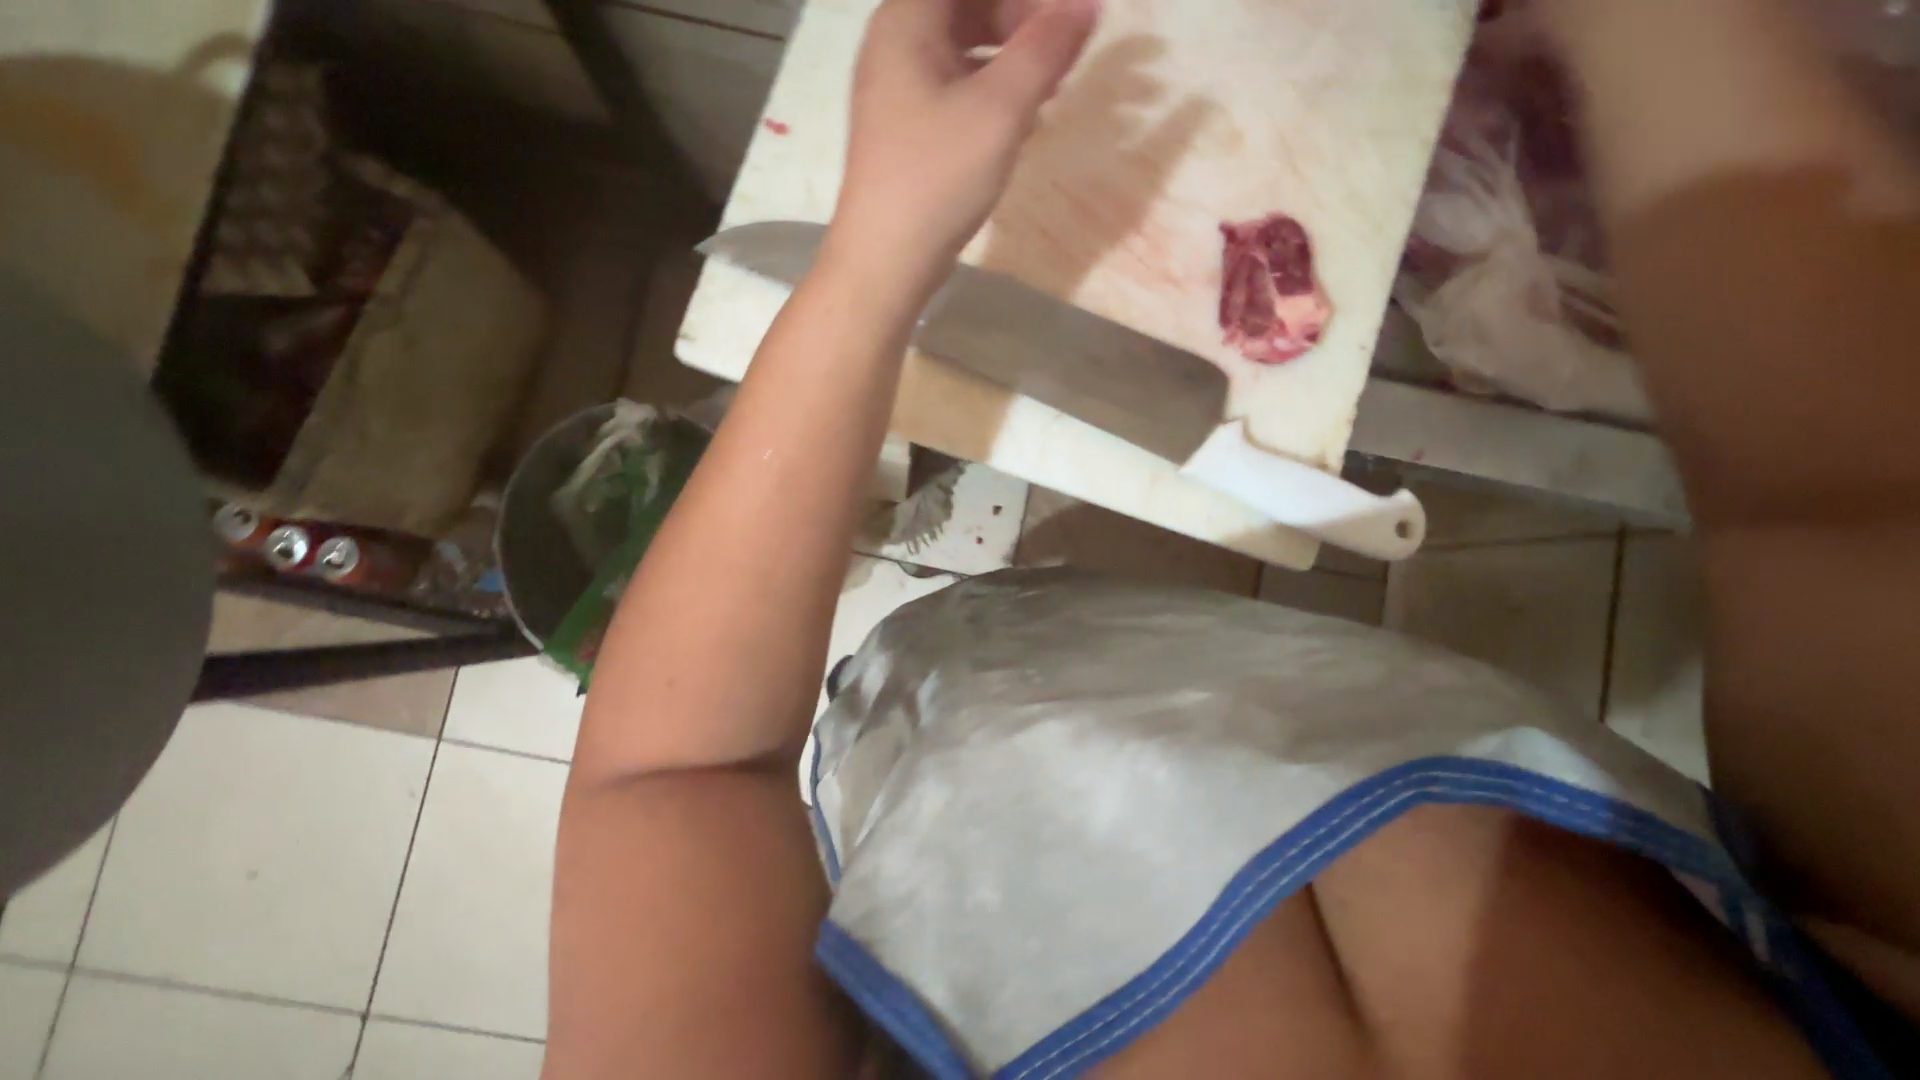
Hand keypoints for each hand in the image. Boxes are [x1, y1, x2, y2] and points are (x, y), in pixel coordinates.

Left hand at [827, 0, 1101, 290]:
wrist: (885, 258)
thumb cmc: (937, 176)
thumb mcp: (1001, 108)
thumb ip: (1045, 49)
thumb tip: (1086, 4)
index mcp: (906, 20)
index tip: (1062, 18)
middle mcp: (894, 43)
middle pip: (966, 4)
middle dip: (1020, 18)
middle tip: (1063, 49)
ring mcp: (897, 88)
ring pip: (962, 46)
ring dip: (1010, 55)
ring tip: (1051, 85)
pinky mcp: (906, 128)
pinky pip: (955, 85)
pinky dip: (991, 90)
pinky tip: (1023, 118)